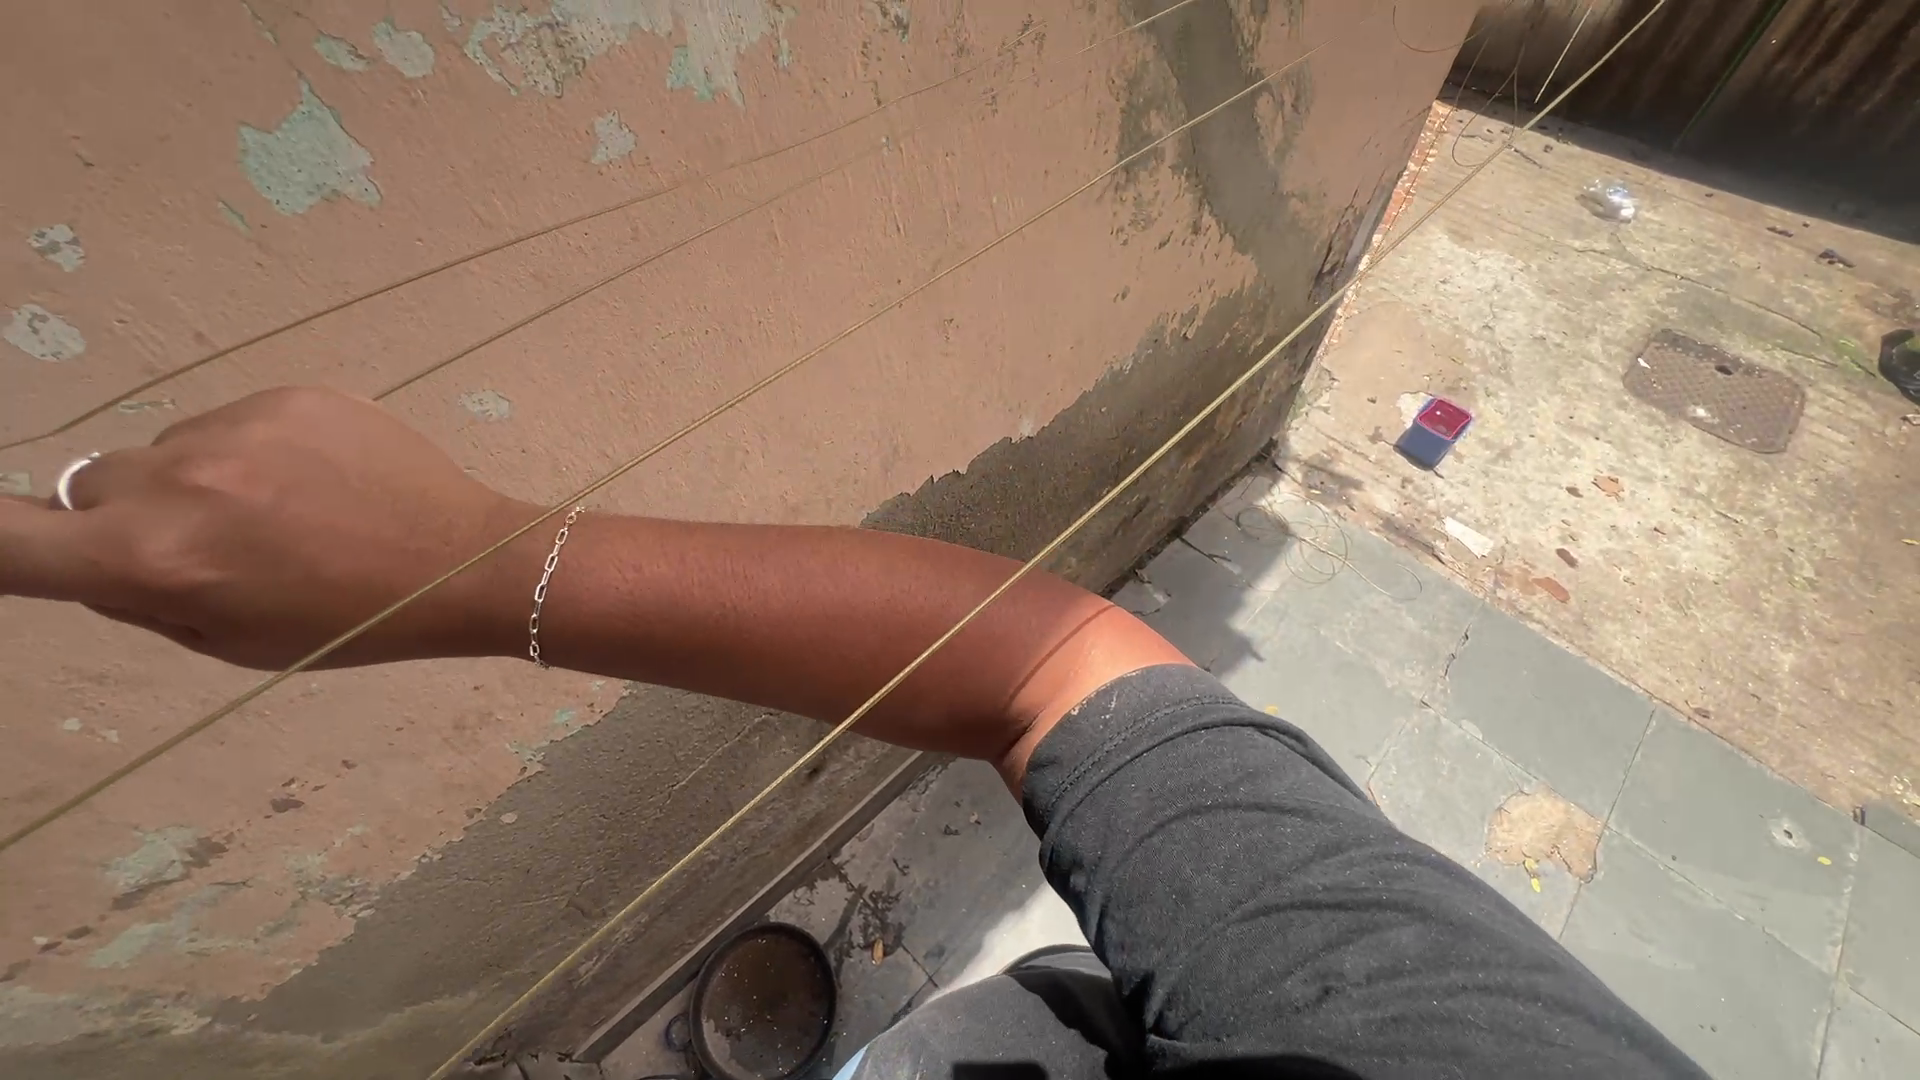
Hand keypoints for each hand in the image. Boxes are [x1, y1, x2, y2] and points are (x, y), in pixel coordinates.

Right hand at [0, 387, 528, 668]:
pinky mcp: (295, 396)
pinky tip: (326, 480)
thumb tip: (82, 550)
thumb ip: (138, 594)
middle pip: (92, 488)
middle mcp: (177, 482)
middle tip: (227, 542)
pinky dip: (262, 448)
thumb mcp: (232, 639)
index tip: (21, 544)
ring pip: (171, 451)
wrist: (469, 561)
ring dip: (204, 479)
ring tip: (295, 511)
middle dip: (133, 517)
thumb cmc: (356, 618)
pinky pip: (238, 422)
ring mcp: (239, 428)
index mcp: (149, 559)